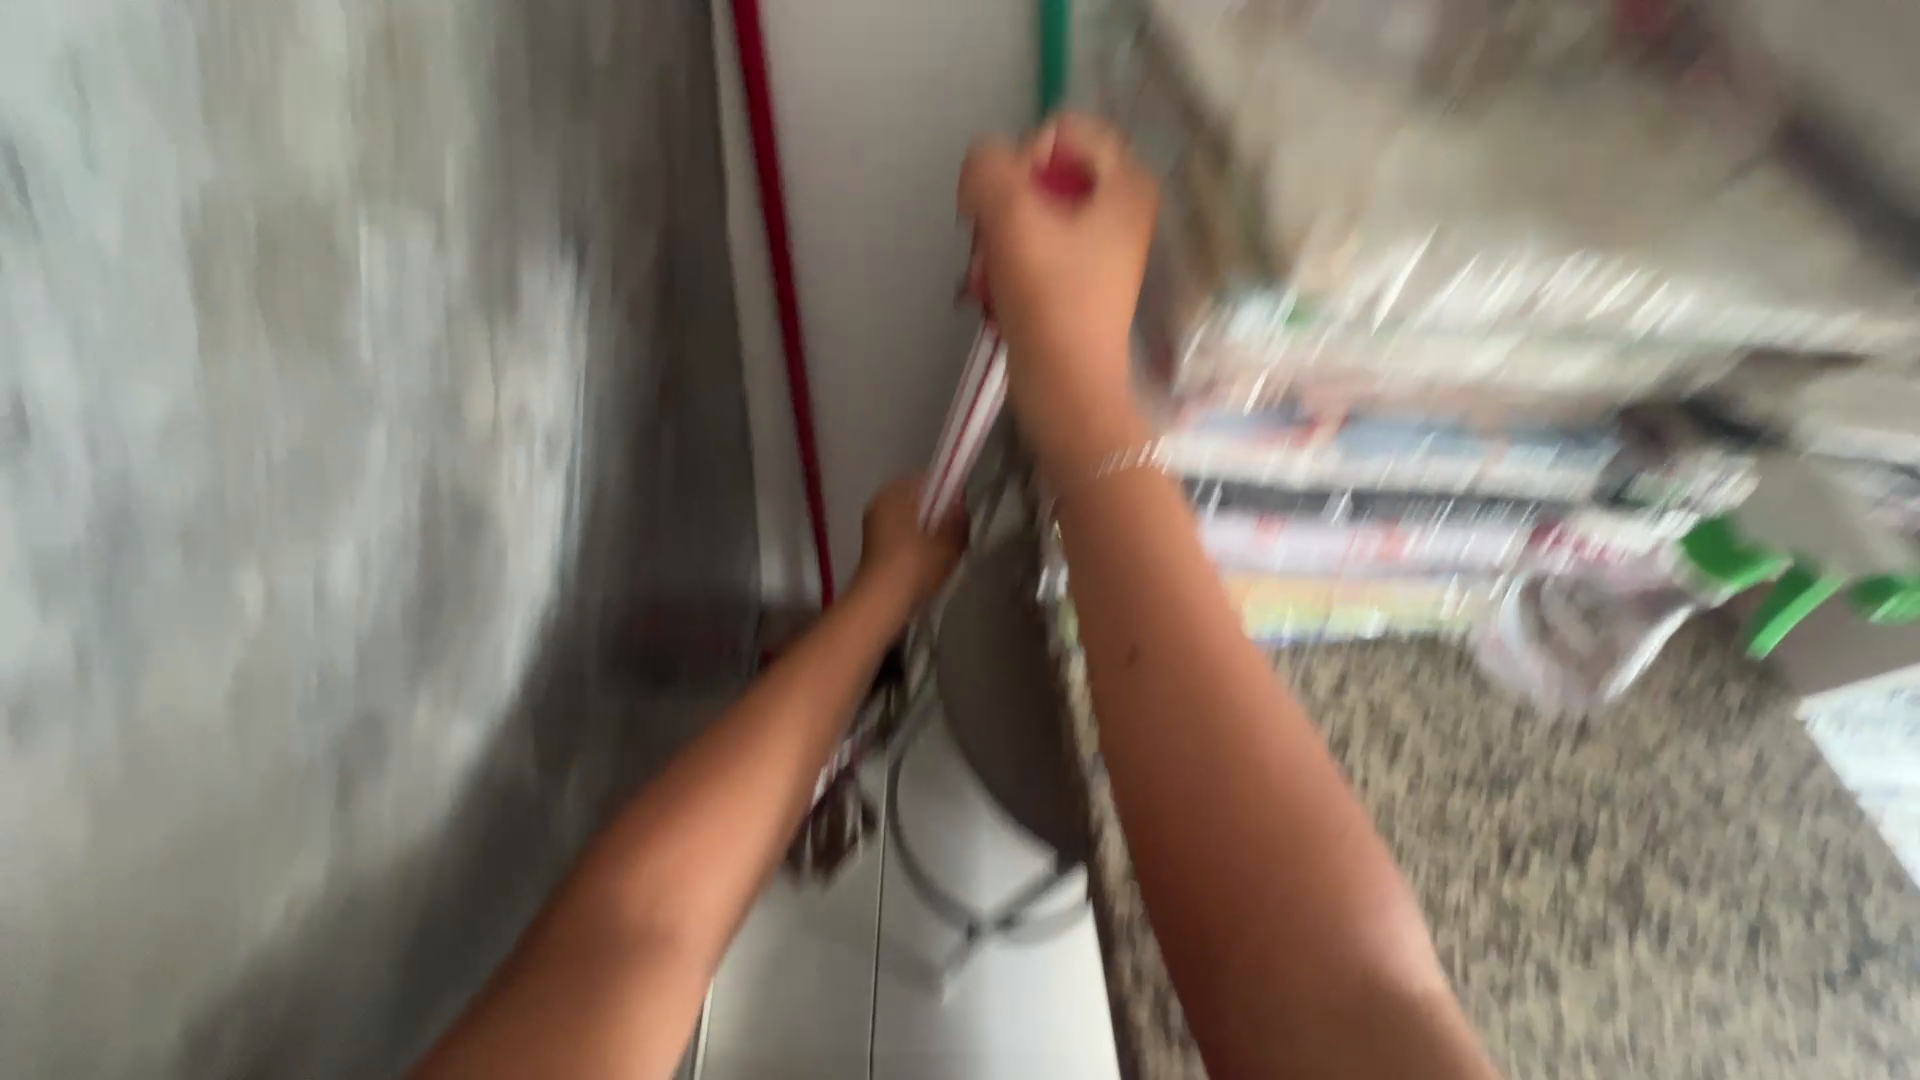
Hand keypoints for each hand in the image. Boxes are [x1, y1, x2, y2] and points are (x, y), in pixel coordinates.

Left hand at [853, 474, 967, 609]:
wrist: (883, 601)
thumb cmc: (916, 563)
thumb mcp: (949, 540)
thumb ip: (958, 519)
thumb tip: (959, 508)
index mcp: (895, 492)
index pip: (927, 479)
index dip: (948, 492)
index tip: (961, 511)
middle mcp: (879, 503)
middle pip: (916, 501)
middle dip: (936, 514)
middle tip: (955, 533)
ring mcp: (872, 526)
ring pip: (908, 520)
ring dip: (926, 531)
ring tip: (943, 552)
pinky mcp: (872, 549)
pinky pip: (900, 538)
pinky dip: (914, 546)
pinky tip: (928, 564)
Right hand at [958, 112, 1159, 471]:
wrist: (1066, 389)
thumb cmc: (1049, 302)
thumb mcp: (1010, 215)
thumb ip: (986, 167)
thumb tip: (982, 172)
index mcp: (1126, 182)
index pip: (1060, 131)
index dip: (1020, 159)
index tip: (1006, 207)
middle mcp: (1121, 208)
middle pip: (1042, 175)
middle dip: (1003, 205)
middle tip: (989, 242)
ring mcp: (1101, 249)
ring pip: (1030, 216)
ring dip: (996, 240)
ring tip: (985, 275)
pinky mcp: (1078, 283)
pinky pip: (1033, 251)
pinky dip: (1007, 267)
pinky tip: (992, 294)